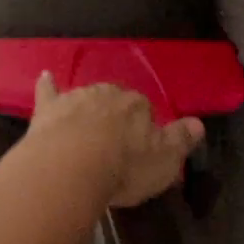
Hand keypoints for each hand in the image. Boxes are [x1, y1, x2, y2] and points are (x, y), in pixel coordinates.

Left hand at [26, 71, 205, 207]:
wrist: (72, 167)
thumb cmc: (124, 167)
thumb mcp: (165, 161)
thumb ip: (182, 140)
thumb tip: (199, 123)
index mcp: (137, 106)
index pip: (145, 111)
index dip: (143, 130)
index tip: (139, 150)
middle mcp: (108, 94)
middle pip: (115, 102)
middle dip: (115, 117)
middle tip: (113, 145)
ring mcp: (76, 98)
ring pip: (87, 98)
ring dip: (88, 110)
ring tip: (87, 132)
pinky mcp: (49, 108)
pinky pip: (49, 90)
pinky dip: (47, 84)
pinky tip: (44, 76)